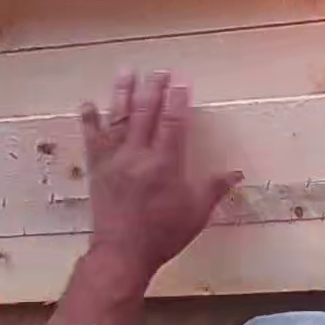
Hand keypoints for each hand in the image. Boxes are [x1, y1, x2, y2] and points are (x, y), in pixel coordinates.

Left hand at [78, 71, 241, 287]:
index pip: (173, 122)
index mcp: (164, 164)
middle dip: (152, 89)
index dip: (177, 100)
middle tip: (158, 71)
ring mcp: (114, 161)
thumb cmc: (163, 234)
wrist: (122, 253)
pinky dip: (90, 121)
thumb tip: (237, 173)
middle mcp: (138, 156)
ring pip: (117, 119)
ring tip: (126, 72)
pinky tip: (87, 104)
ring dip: (122, 94)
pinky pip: (92, 140)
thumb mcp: (196, 213)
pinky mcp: (97, 170)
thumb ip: (215, 189)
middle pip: (145, 113)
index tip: (181, 81)